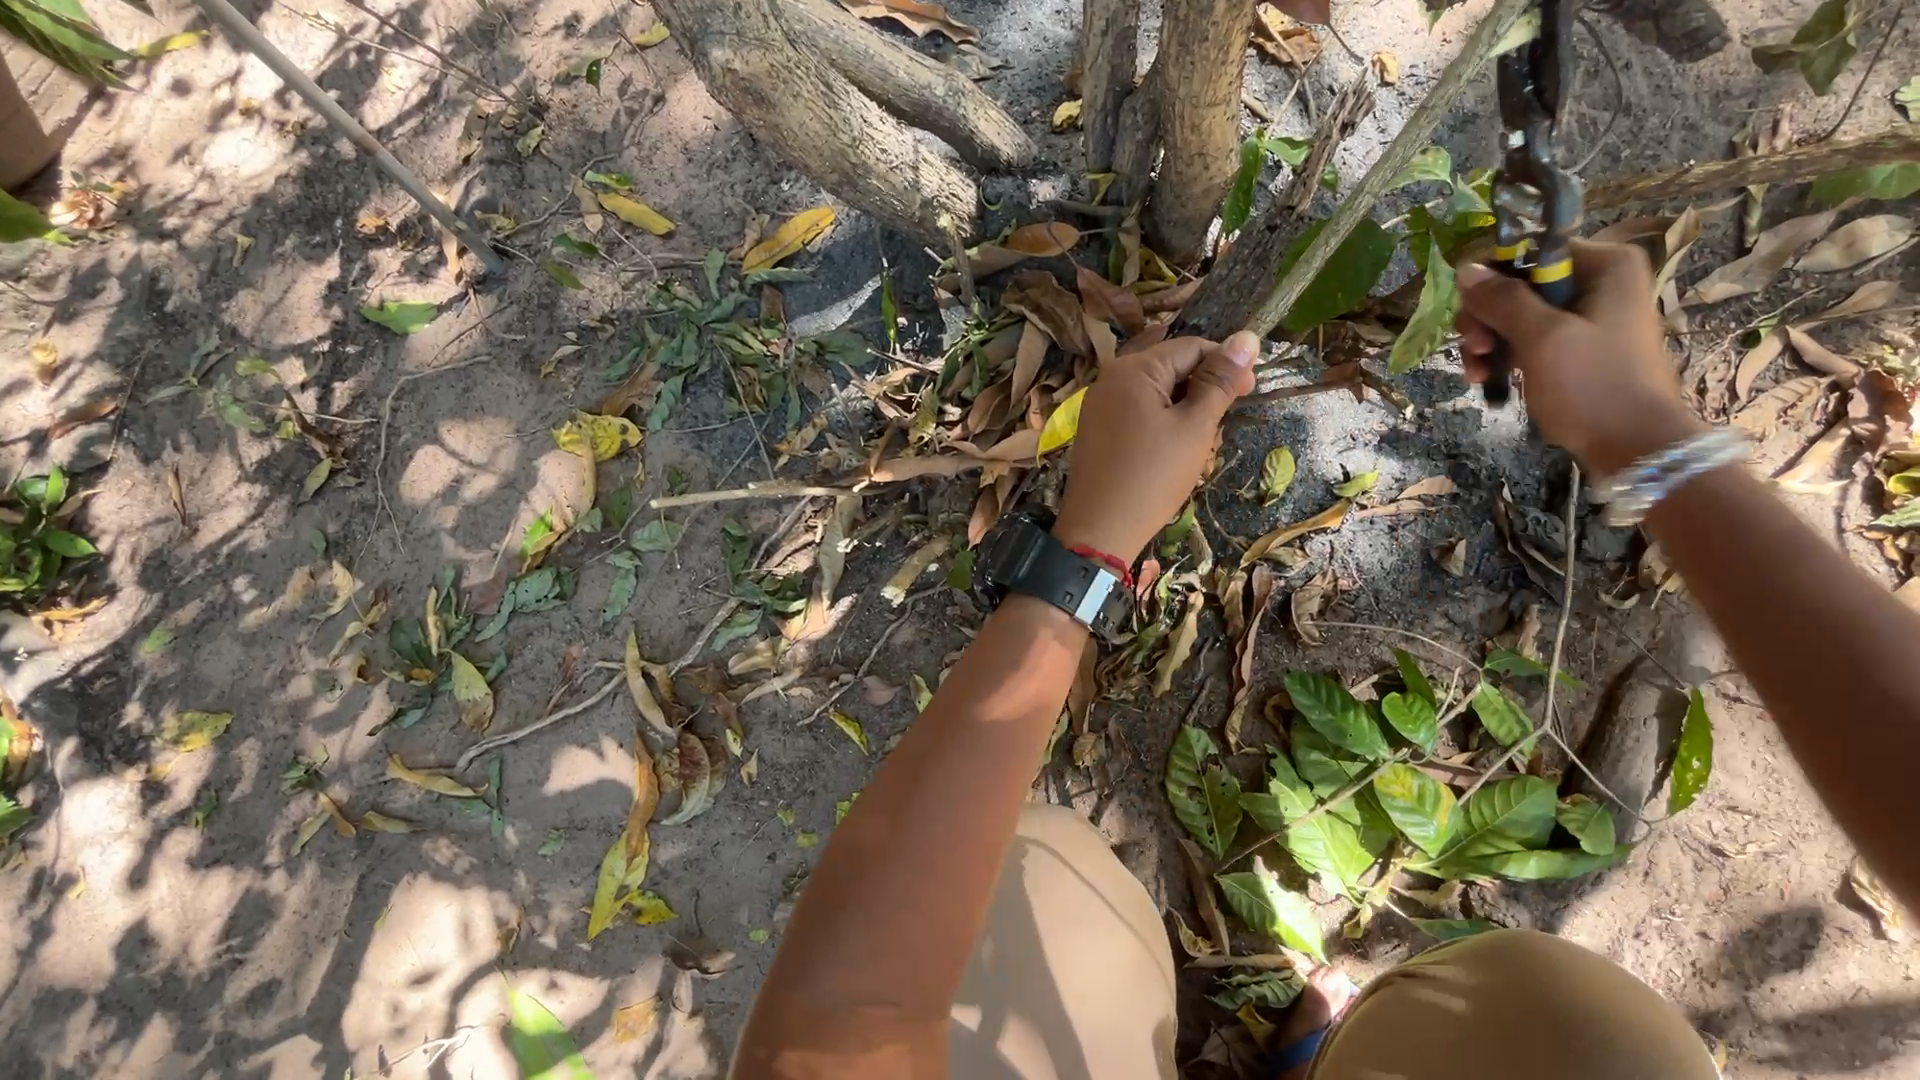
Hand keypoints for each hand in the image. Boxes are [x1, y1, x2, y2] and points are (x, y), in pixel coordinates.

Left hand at [1053, 332, 1258, 560]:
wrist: (1099, 530)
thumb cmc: (1152, 476)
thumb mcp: (1195, 427)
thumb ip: (1219, 381)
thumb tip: (1247, 337)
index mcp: (1133, 368)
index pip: (1192, 347)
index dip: (1226, 365)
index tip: (1250, 392)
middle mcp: (1110, 377)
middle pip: (1171, 367)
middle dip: (1203, 391)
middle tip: (1221, 426)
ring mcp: (1099, 405)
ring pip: (1156, 392)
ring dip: (1184, 411)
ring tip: (1197, 445)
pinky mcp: (1097, 430)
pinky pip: (1138, 413)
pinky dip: (1161, 425)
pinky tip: (1172, 453)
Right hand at [1456, 239, 1703, 474]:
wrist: (1633, 443)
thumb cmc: (1593, 384)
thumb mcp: (1542, 338)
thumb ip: (1503, 300)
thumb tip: (1465, 269)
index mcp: (1605, 265)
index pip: (1531, 252)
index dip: (1492, 280)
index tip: (1470, 314)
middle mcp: (1599, 281)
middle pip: (1518, 285)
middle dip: (1486, 318)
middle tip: (1473, 349)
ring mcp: (1587, 316)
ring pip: (1516, 314)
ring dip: (1487, 342)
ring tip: (1476, 372)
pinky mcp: (1576, 346)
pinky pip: (1527, 338)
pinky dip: (1502, 356)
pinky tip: (1485, 379)